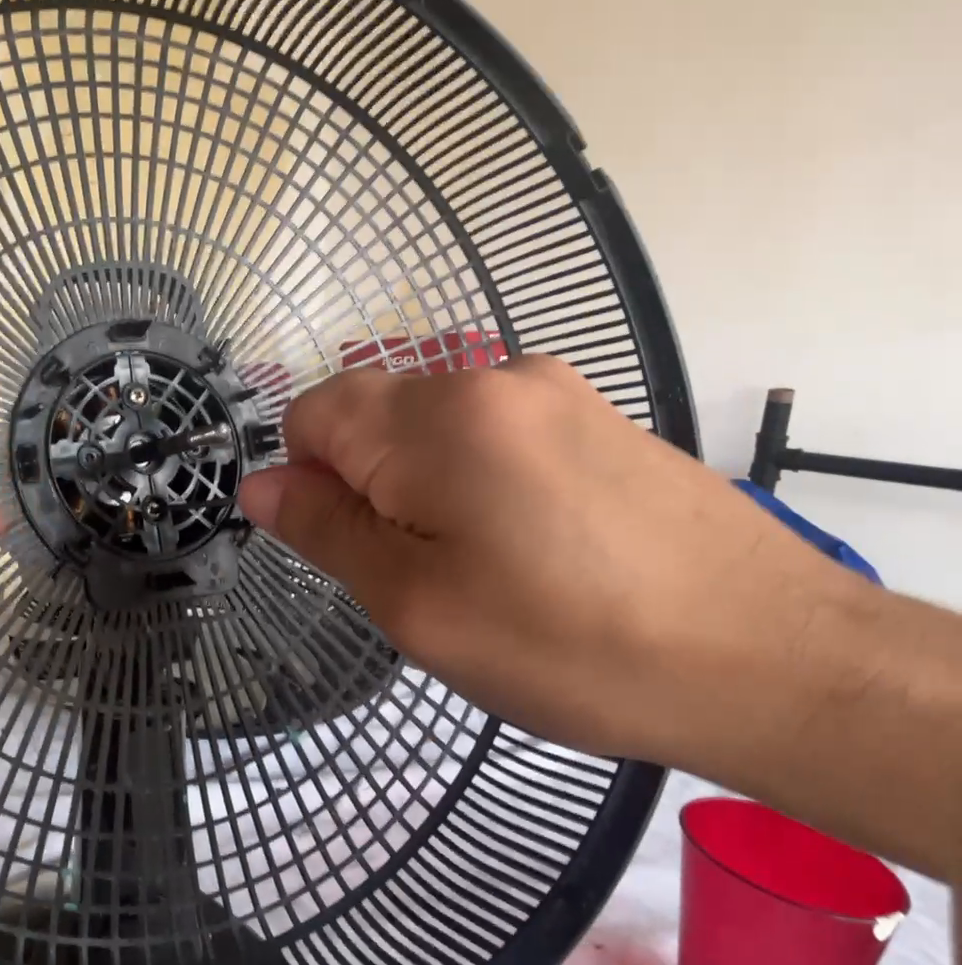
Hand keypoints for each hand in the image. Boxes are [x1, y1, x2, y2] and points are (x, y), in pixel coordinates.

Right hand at [237, 354, 865, 762]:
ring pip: (428, 427)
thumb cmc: (571, 644)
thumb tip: (257, 485)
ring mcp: (553, 390)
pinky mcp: (597, 415)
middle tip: (419, 570)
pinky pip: (491, 433)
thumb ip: (322, 531)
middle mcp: (489, 377)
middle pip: (370, 416)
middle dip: (367, 485)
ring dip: (422, 486)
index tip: (355, 547)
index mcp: (434, 416)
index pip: (311, 413)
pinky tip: (536, 546)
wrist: (785, 665)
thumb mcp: (415, 603)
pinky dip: (479, 480)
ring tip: (485, 565)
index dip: (309, 480)